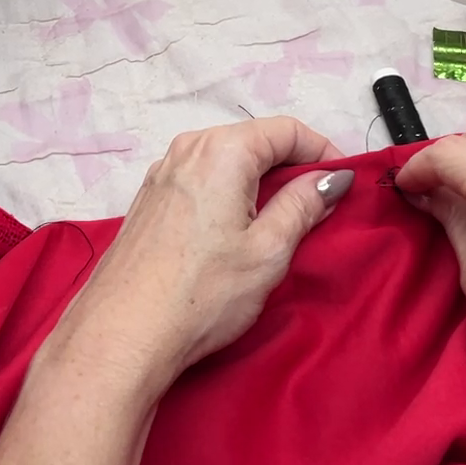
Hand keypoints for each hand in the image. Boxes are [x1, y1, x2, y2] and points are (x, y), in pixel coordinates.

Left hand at [52, 117, 350, 388]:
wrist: (123, 334)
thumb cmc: (201, 294)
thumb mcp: (269, 250)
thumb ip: (303, 204)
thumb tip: (330, 179)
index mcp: (221, 150)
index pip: (286, 130)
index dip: (322, 152)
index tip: (342, 182)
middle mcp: (188, 148)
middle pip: (255, 140)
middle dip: (291, 165)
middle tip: (319, 203)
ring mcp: (163, 171)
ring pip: (227, 159)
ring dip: (260, 179)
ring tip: (282, 220)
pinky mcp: (150, 197)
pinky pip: (202, 177)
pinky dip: (229, 190)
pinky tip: (237, 228)